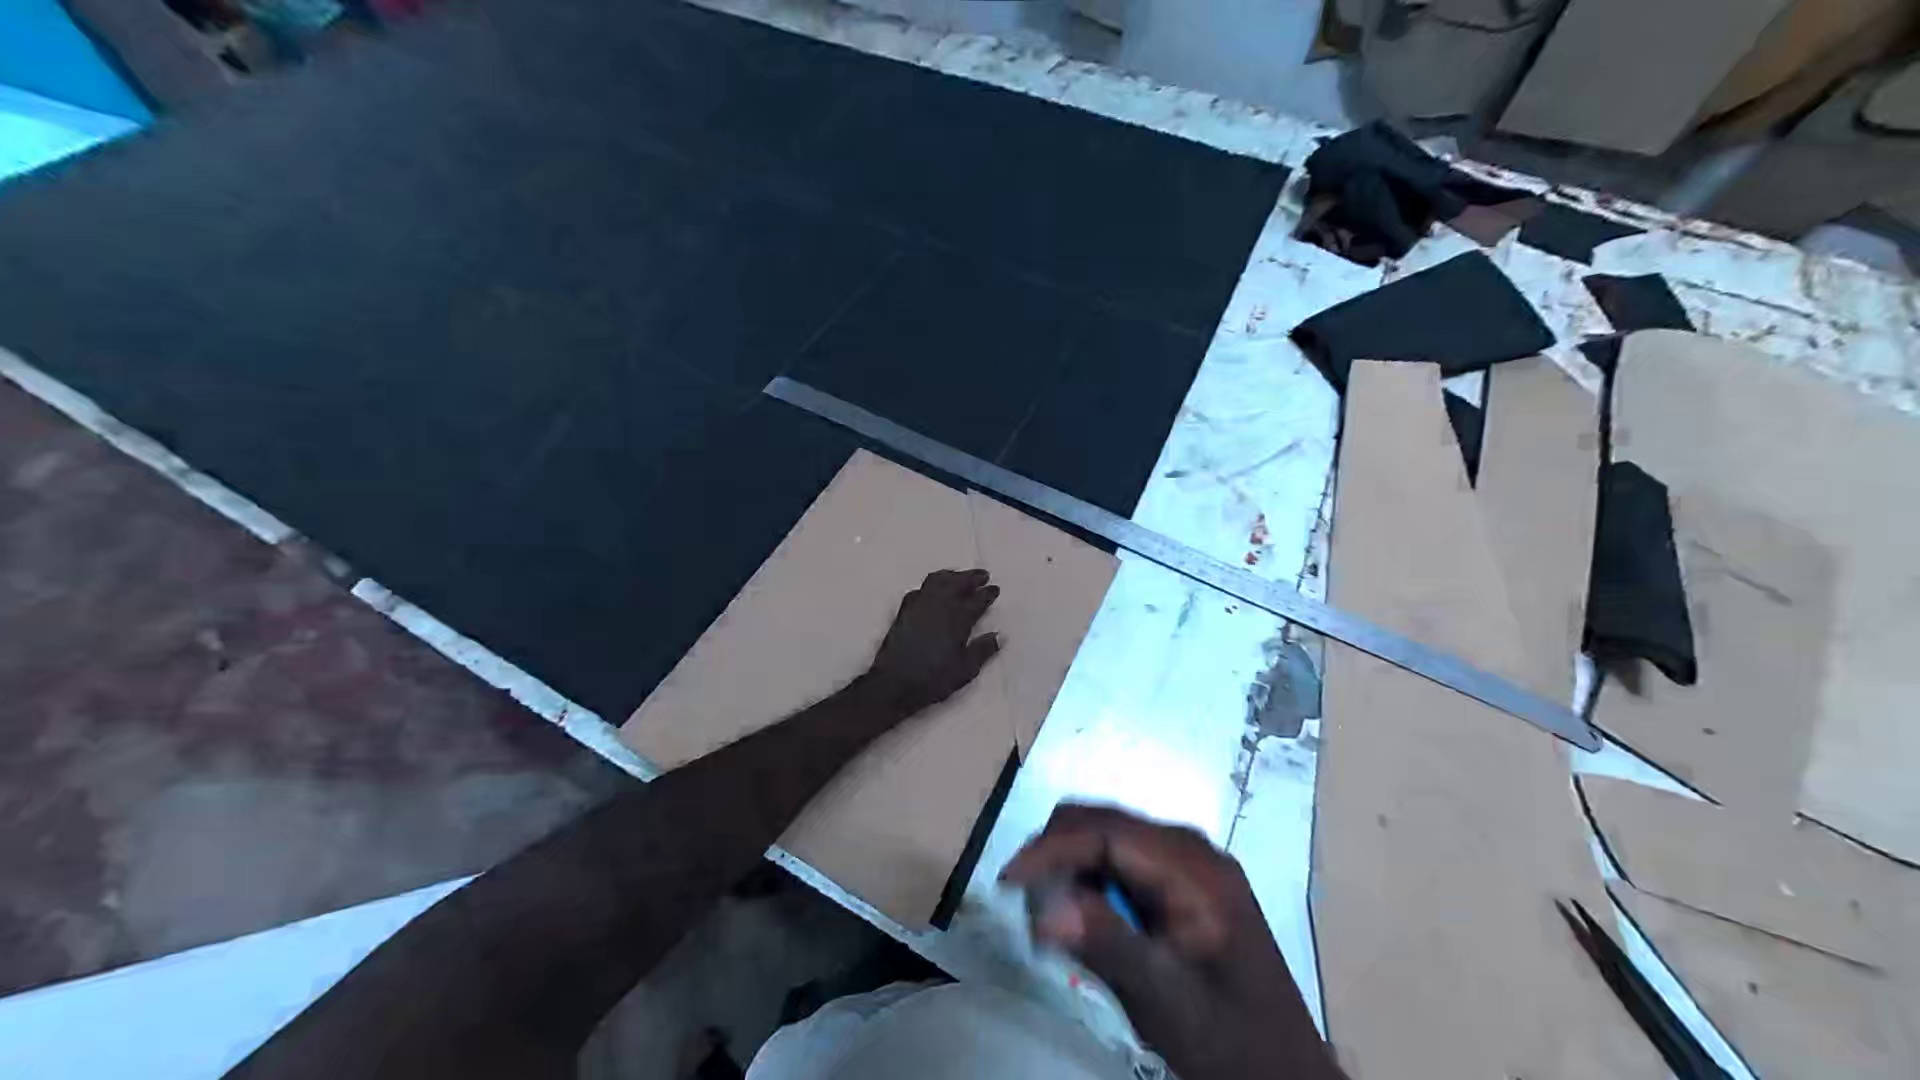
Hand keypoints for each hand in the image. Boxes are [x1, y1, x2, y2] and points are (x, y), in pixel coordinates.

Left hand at [863, 569, 1001, 715]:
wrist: (894, 683)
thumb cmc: (933, 678)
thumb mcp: (965, 669)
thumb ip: (983, 650)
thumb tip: (1000, 635)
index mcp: (957, 619)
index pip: (977, 600)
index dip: (988, 593)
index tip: (996, 589)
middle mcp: (939, 605)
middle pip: (958, 583)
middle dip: (972, 577)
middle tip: (983, 575)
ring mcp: (919, 605)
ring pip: (937, 580)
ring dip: (952, 575)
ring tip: (960, 576)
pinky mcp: (904, 610)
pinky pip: (922, 588)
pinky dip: (933, 583)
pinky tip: (934, 590)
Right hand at [1002, 804, 1342, 1079]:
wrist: (1287, 1079)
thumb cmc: (1231, 1045)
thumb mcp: (1166, 1002)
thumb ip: (1106, 946)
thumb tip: (1041, 910)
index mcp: (1194, 868)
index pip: (1106, 831)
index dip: (1051, 848)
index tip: (1008, 882)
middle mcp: (1189, 849)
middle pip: (1103, 822)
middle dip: (1057, 854)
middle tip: (1029, 908)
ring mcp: (1187, 862)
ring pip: (1106, 837)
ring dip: (1071, 869)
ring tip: (1056, 923)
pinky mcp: (1179, 881)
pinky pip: (1120, 861)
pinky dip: (1091, 882)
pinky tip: (1087, 922)